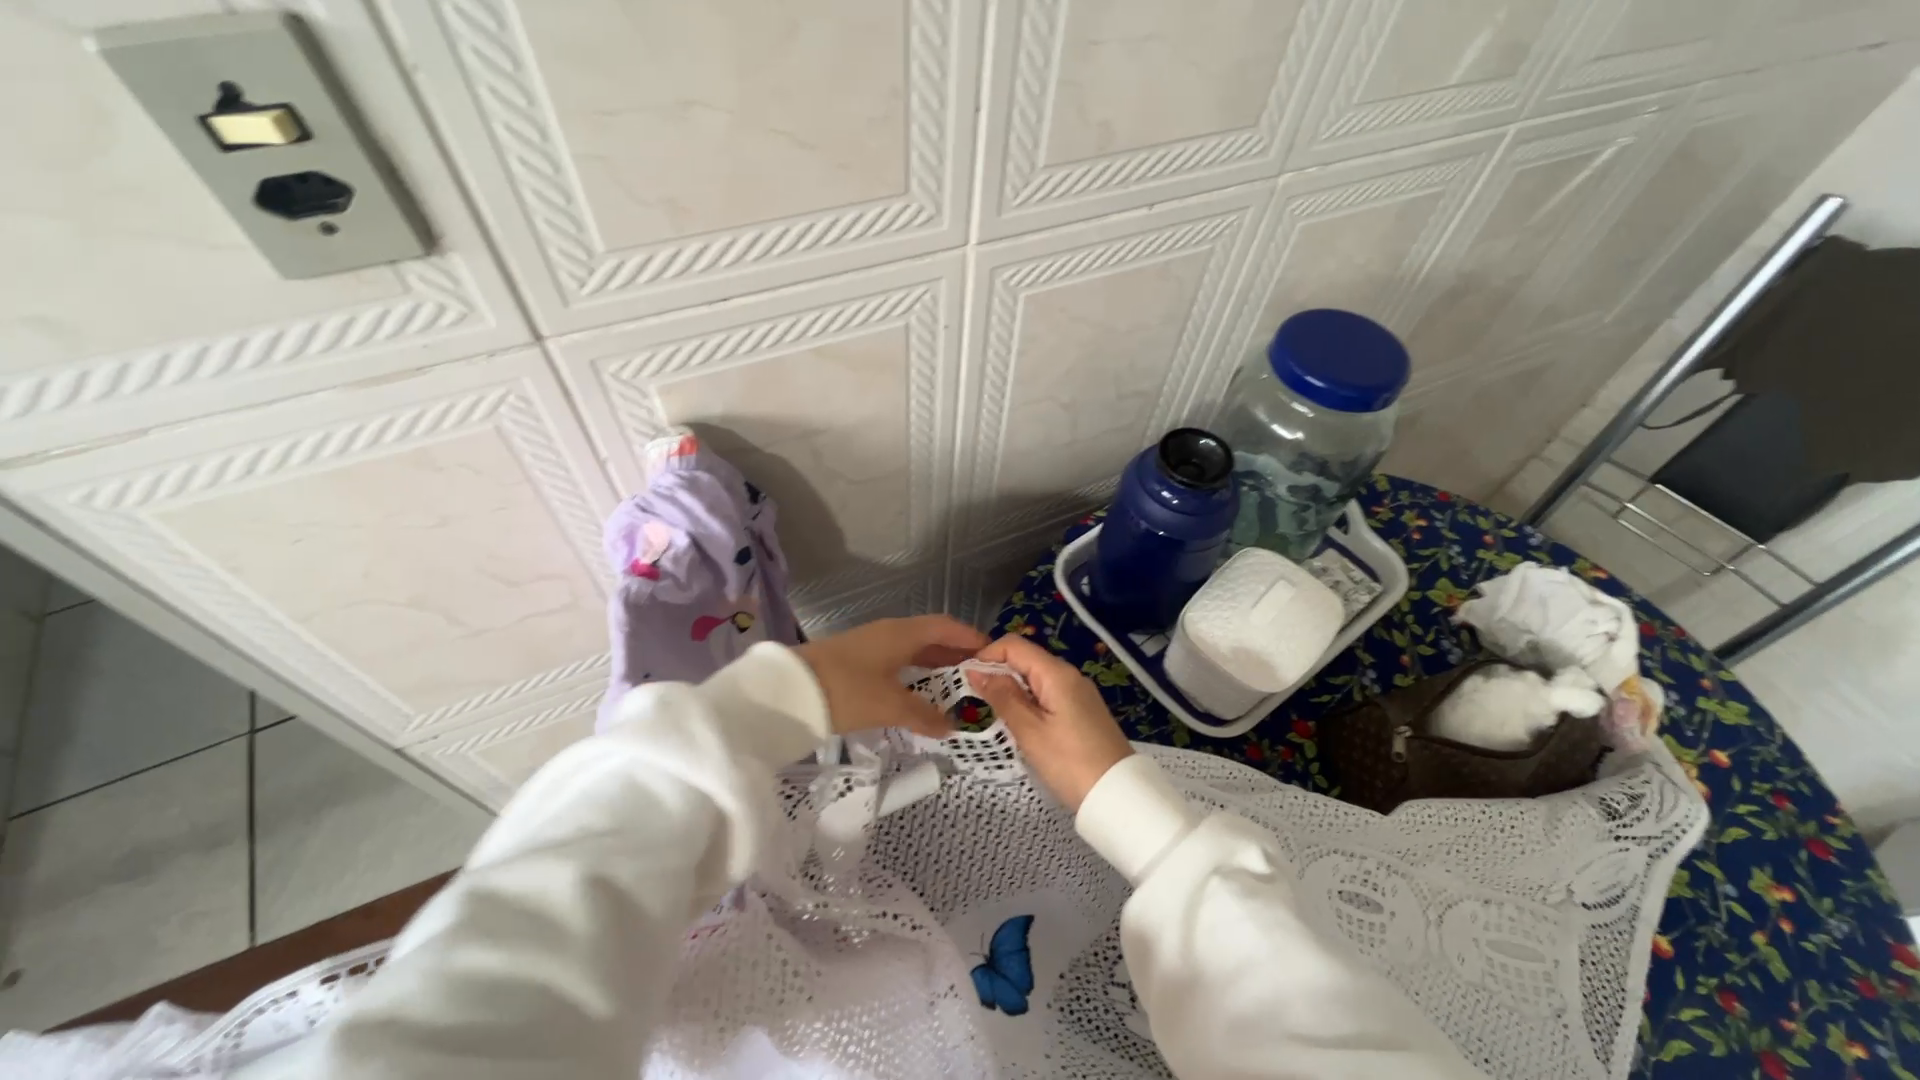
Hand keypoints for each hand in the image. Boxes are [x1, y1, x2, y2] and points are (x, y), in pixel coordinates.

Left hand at [795, 616, 989, 737]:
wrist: (787, 690)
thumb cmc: (846, 690)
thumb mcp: (889, 705)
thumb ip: (923, 715)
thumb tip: (951, 726)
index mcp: (902, 633)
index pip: (946, 626)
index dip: (970, 637)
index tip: (992, 652)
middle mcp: (888, 633)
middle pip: (930, 637)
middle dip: (954, 654)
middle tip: (978, 675)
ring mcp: (870, 646)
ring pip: (911, 651)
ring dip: (932, 666)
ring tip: (953, 688)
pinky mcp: (854, 662)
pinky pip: (895, 662)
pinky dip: (912, 675)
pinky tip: (916, 695)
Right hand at [967, 636, 1133, 811]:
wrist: (1117, 795)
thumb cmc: (1070, 763)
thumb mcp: (1030, 731)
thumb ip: (1003, 697)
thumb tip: (976, 671)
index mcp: (1056, 673)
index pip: (1014, 645)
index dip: (986, 656)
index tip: (964, 679)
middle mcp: (1069, 675)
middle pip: (1025, 659)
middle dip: (996, 673)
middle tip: (972, 699)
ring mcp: (1078, 693)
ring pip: (1035, 679)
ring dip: (1011, 690)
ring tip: (991, 714)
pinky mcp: (1082, 711)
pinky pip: (1048, 695)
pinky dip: (1028, 702)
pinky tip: (1018, 724)